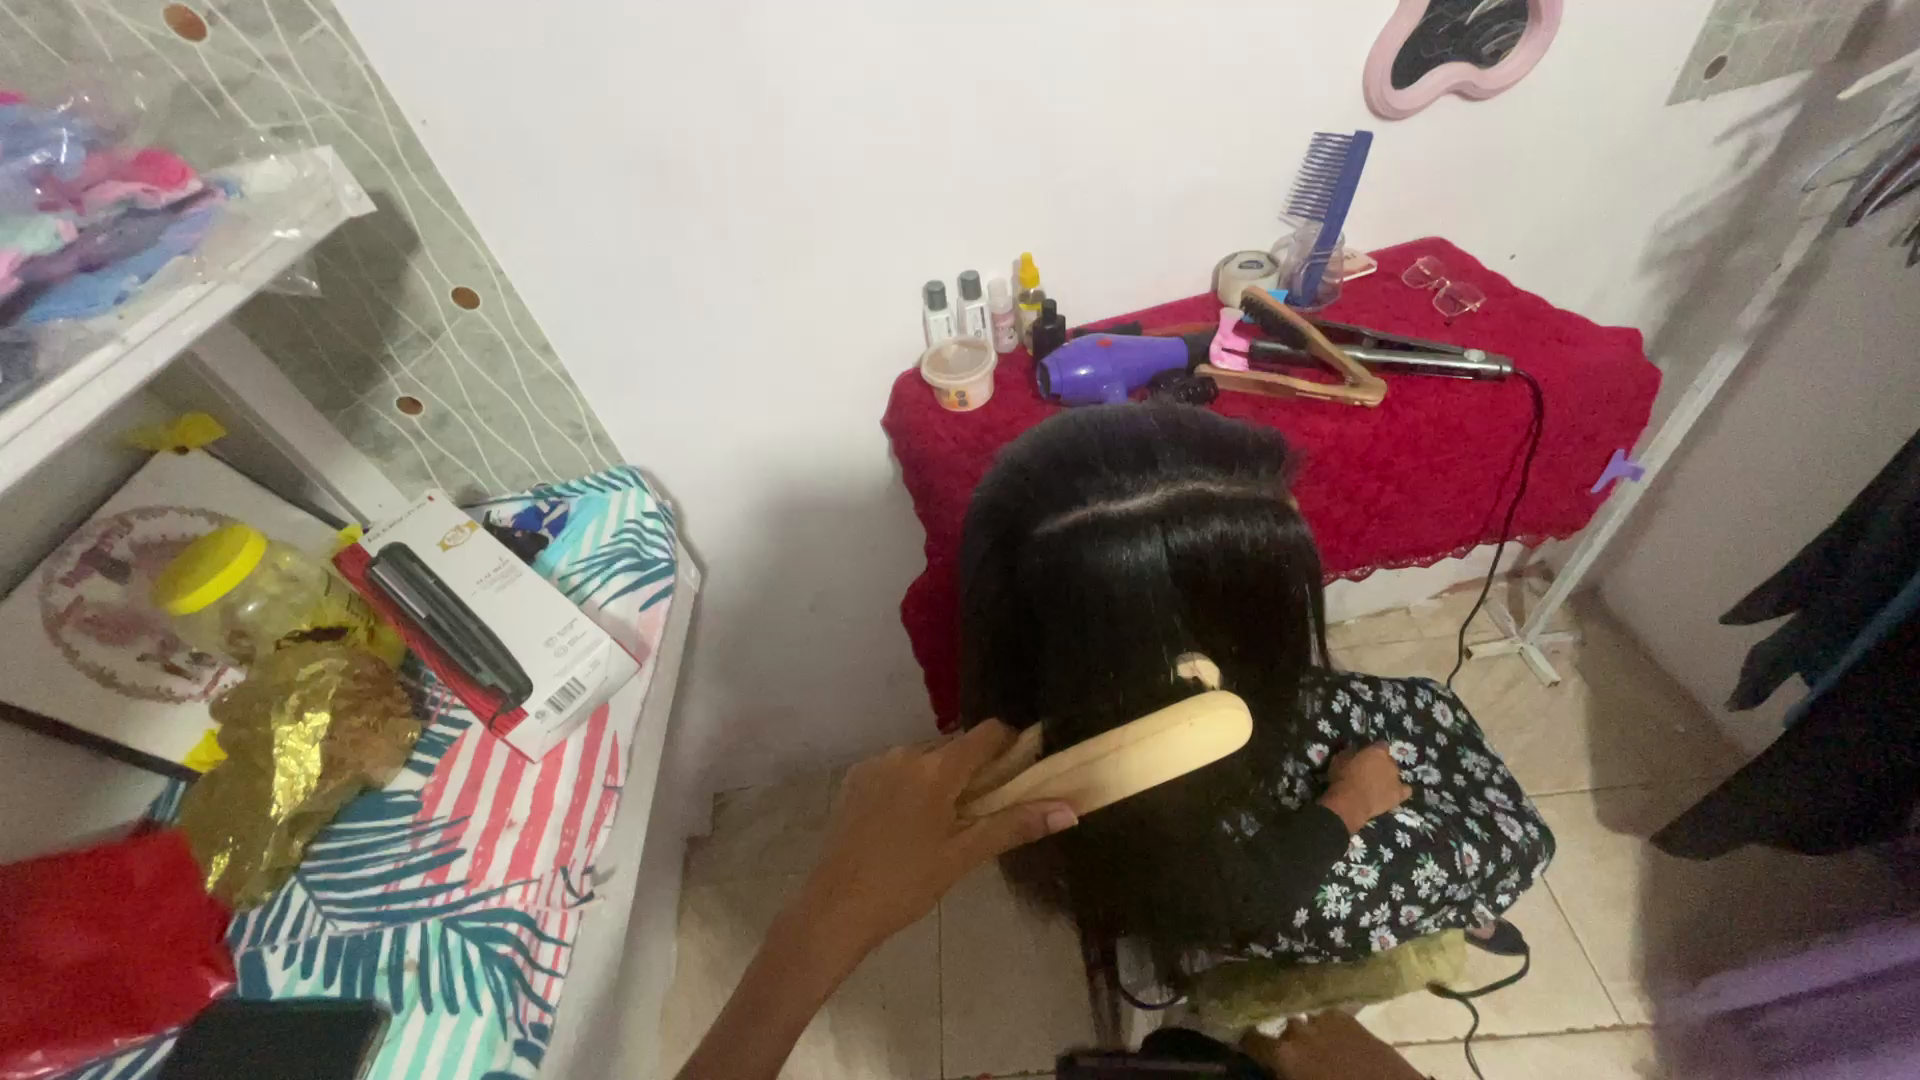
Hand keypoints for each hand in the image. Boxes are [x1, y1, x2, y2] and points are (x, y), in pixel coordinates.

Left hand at [788, 722, 1078, 958]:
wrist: (835, 905)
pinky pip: (896, 766)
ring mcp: (877, 762)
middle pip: (956, 744)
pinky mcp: (856, 776)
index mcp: (938, 768)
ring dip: (942, 774)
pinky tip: (907, 820)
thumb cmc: (907, 884)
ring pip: (925, 755)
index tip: (1023, 765)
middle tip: (986, 803)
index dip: (1010, 743)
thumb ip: (1015, 825)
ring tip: (945, 817)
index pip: (987, 733)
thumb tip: (1069, 810)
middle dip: (976, 766)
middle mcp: (907, 752)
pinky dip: (910, 781)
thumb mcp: (964, 855)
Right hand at [1240, 1011, 1425, 1079]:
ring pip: (1303, 1022)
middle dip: (1283, 1042)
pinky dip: (1325, 1029)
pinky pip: (1326, 1019)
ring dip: (1306, 1035)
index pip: (1251, 1040)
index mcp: (1285, 1054)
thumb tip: (1275, 1071)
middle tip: (1293, 1059)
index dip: (1246, 1042)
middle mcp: (1298, 1030)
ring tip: (1316, 1050)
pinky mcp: (1347, 1018)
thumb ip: (1285, 1075)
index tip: (1243, 1043)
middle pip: (1280, 1030)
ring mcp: (1323, 1020)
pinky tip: (1335, 1042)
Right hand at [1318, 743, 1411, 833]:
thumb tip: (1354, 747)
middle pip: (1389, 759)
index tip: (1367, 753)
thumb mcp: (1340, 758)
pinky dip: (1400, 789)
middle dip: (1381, 763)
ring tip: (1378, 783)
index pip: (1381, 744)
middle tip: (1369, 769)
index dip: (1374, 748)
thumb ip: (1351, 751)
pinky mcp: (1399, 795)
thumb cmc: (1342, 777)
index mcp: (1377, 751)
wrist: (1350, 802)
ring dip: (1388, 776)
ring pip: (1396, 774)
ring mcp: (1397, 779)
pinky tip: (1393, 792)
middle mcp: (1391, 763)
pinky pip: (1405, 790)